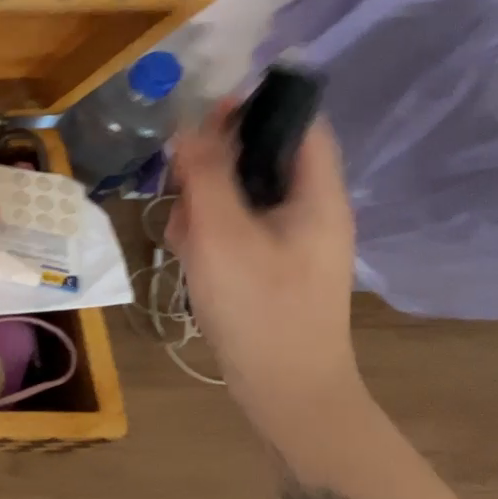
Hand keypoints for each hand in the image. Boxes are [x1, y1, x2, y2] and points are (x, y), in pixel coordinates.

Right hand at [168, 104, 362, 430]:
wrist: (286, 391)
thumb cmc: (260, 307)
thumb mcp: (222, 233)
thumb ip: (205, 175)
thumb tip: (190, 125)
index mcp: (316, 197)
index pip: (300, 126)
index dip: (258, 107)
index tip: (206, 110)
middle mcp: (310, 211)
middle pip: (259, 159)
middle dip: (213, 165)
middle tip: (180, 183)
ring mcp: (290, 240)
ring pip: (239, 194)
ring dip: (203, 202)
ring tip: (184, 234)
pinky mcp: (270, 264)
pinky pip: (234, 227)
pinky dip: (207, 231)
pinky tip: (189, 256)